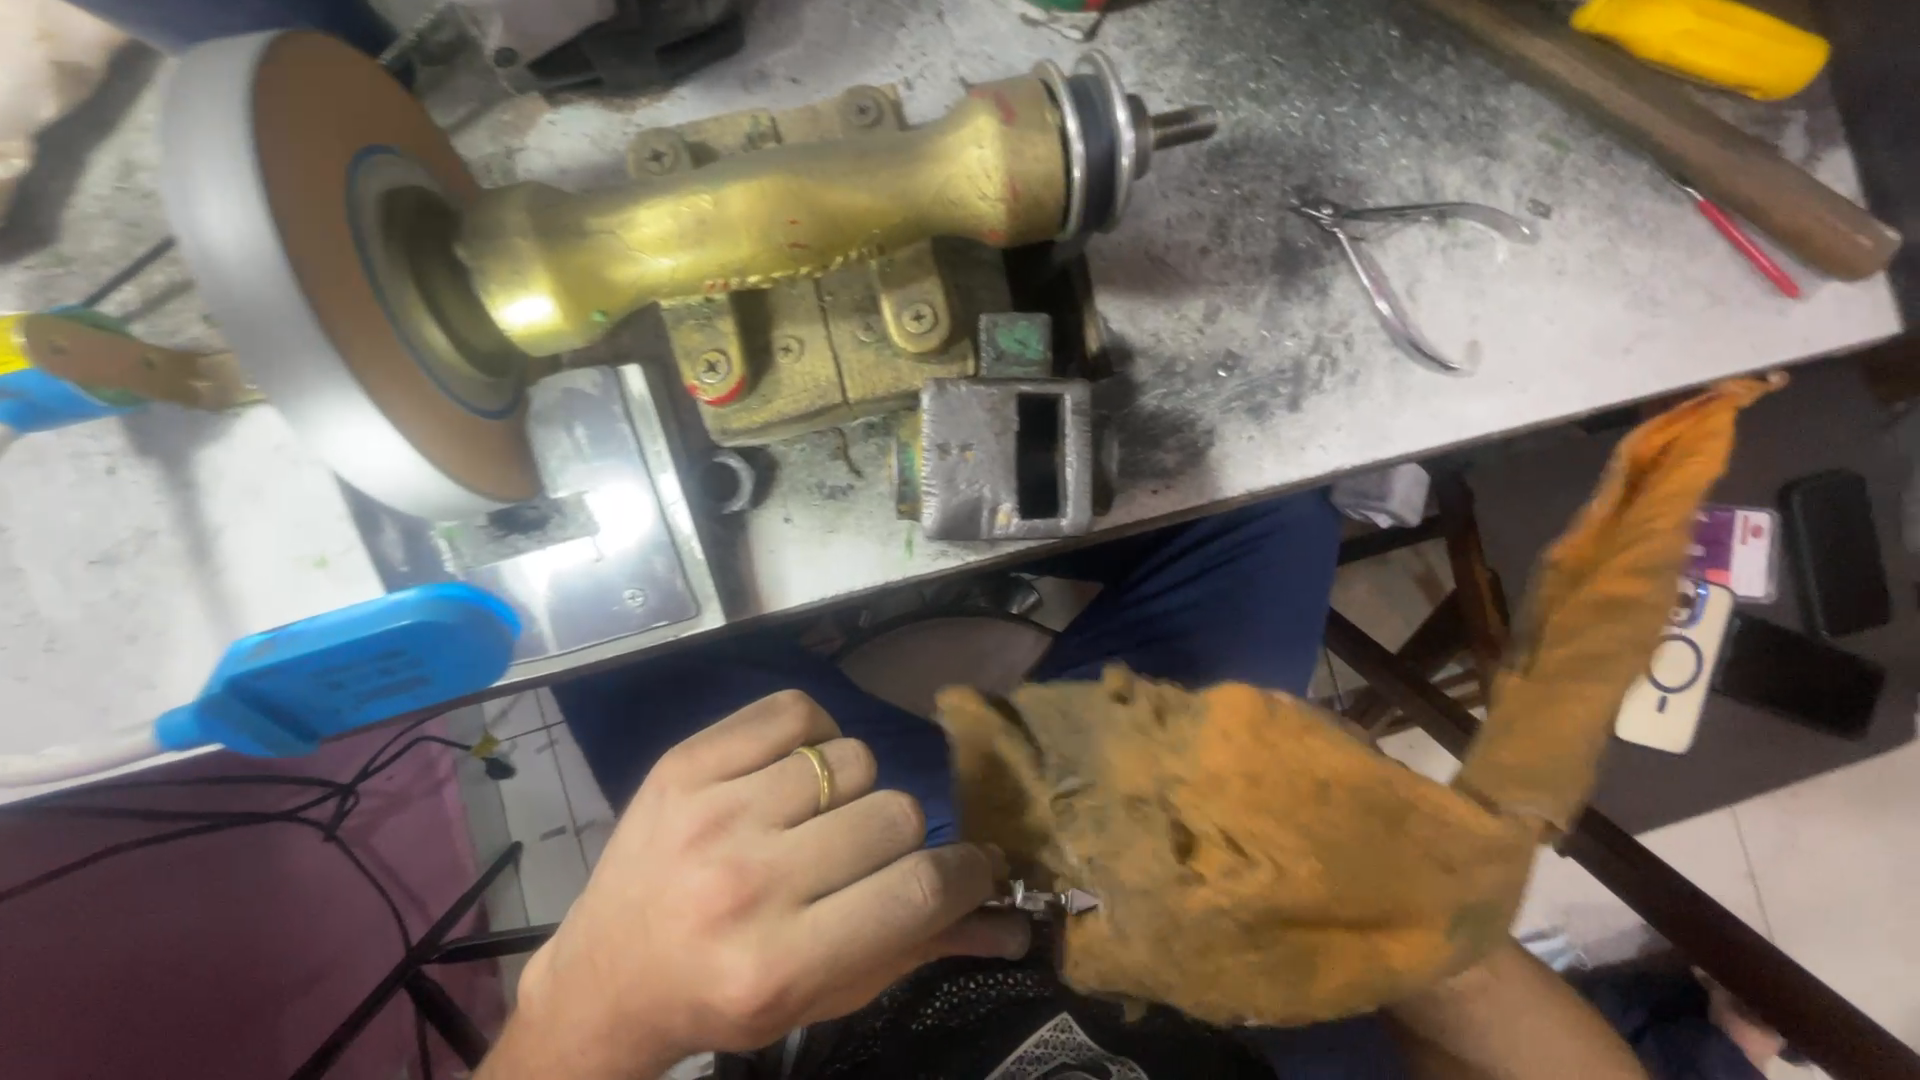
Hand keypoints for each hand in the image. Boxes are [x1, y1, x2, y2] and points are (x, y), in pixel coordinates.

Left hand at [490, 691, 1030, 1078]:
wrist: (609, 976)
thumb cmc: (728, 994)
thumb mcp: (825, 996)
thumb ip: (920, 949)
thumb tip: (1014, 919)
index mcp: (779, 963)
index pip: (919, 888)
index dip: (967, 869)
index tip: (971, 864)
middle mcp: (745, 884)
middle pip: (894, 811)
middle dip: (900, 833)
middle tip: (865, 855)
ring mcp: (710, 813)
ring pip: (853, 758)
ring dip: (853, 788)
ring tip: (818, 817)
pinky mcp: (684, 763)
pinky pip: (796, 711)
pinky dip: (813, 735)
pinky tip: (793, 772)